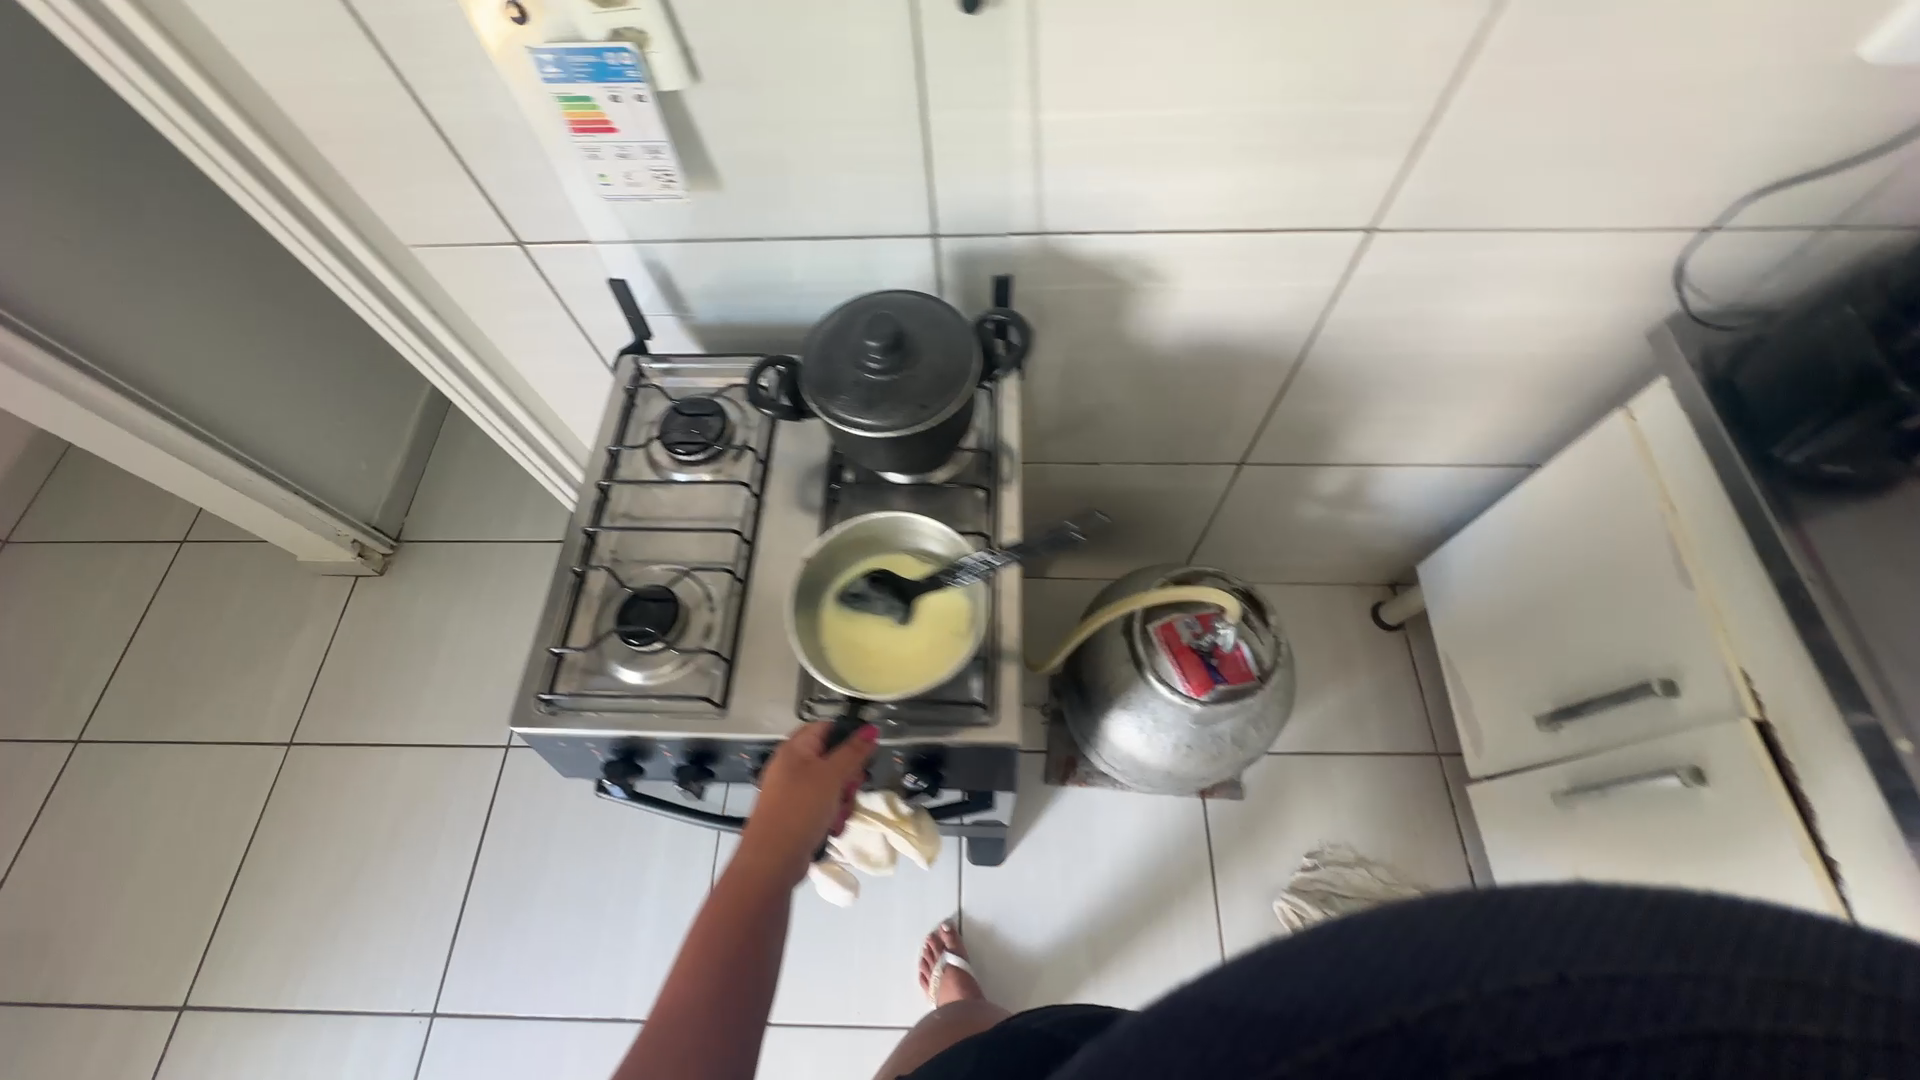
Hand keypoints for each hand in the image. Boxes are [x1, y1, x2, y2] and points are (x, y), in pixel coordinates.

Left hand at [737, 721, 876, 886]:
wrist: (772, 861)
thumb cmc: (800, 809)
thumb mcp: (832, 775)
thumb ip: (854, 751)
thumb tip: (871, 728)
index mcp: (794, 749)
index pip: (826, 728)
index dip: (848, 736)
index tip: (866, 753)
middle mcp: (792, 767)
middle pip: (832, 759)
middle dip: (848, 776)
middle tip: (851, 787)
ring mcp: (793, 793)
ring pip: (832, 786)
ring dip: (842, 800)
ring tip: (839, 814)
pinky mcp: (797, 815)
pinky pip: (823, 807)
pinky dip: (831, 816)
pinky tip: (832, 828)